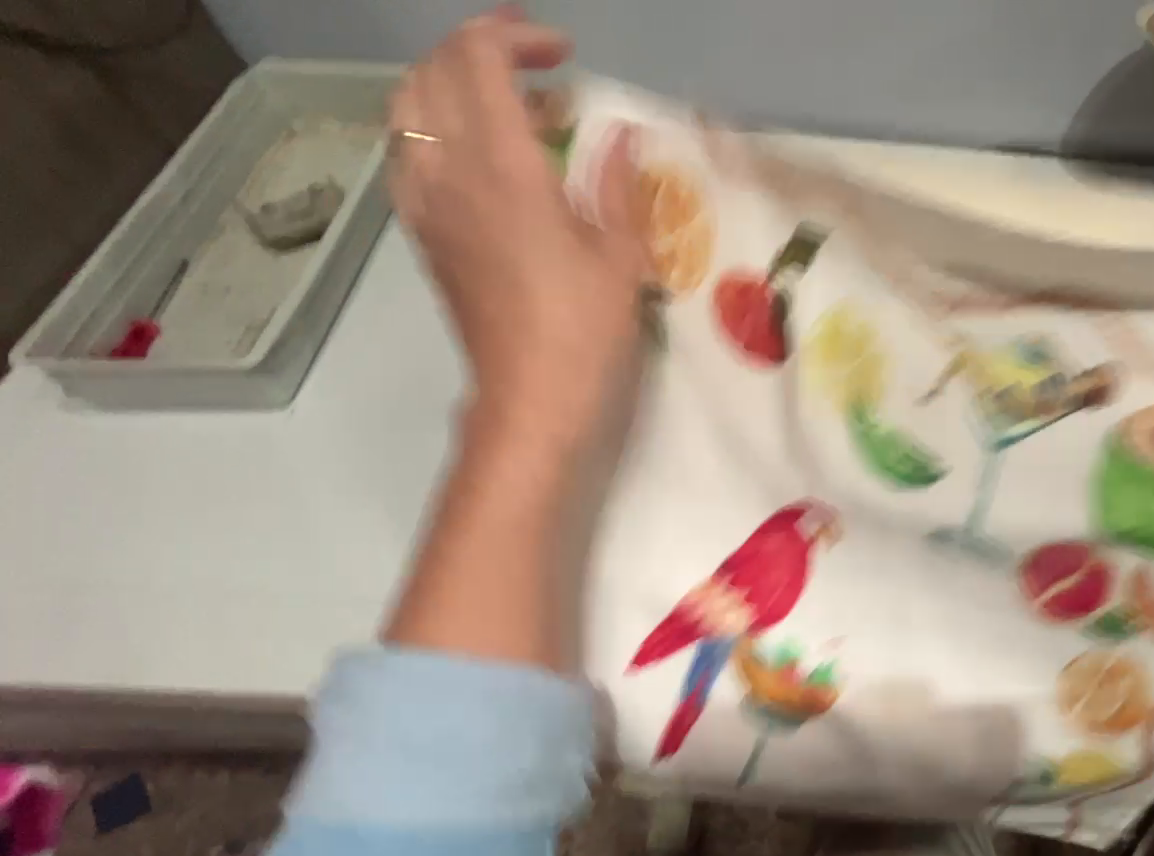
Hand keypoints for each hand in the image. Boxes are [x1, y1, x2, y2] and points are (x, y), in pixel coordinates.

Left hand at [388, 8, 653, 462]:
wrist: (531, 399)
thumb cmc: (587, 330)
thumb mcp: (621, 257)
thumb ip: (618, 185)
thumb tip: (622, 137)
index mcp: (502, 166)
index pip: (478, 59)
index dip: (515, 36)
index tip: (563, 53)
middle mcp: (447, 169)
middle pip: (434, 70)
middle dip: (479, 50)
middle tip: (536, 66)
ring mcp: (424, 201)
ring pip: (409, 107)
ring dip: (451, 85)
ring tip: (506, 107)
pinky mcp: (422, 233)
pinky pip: (409, 152)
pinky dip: (437, 129)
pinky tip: (480, 158)